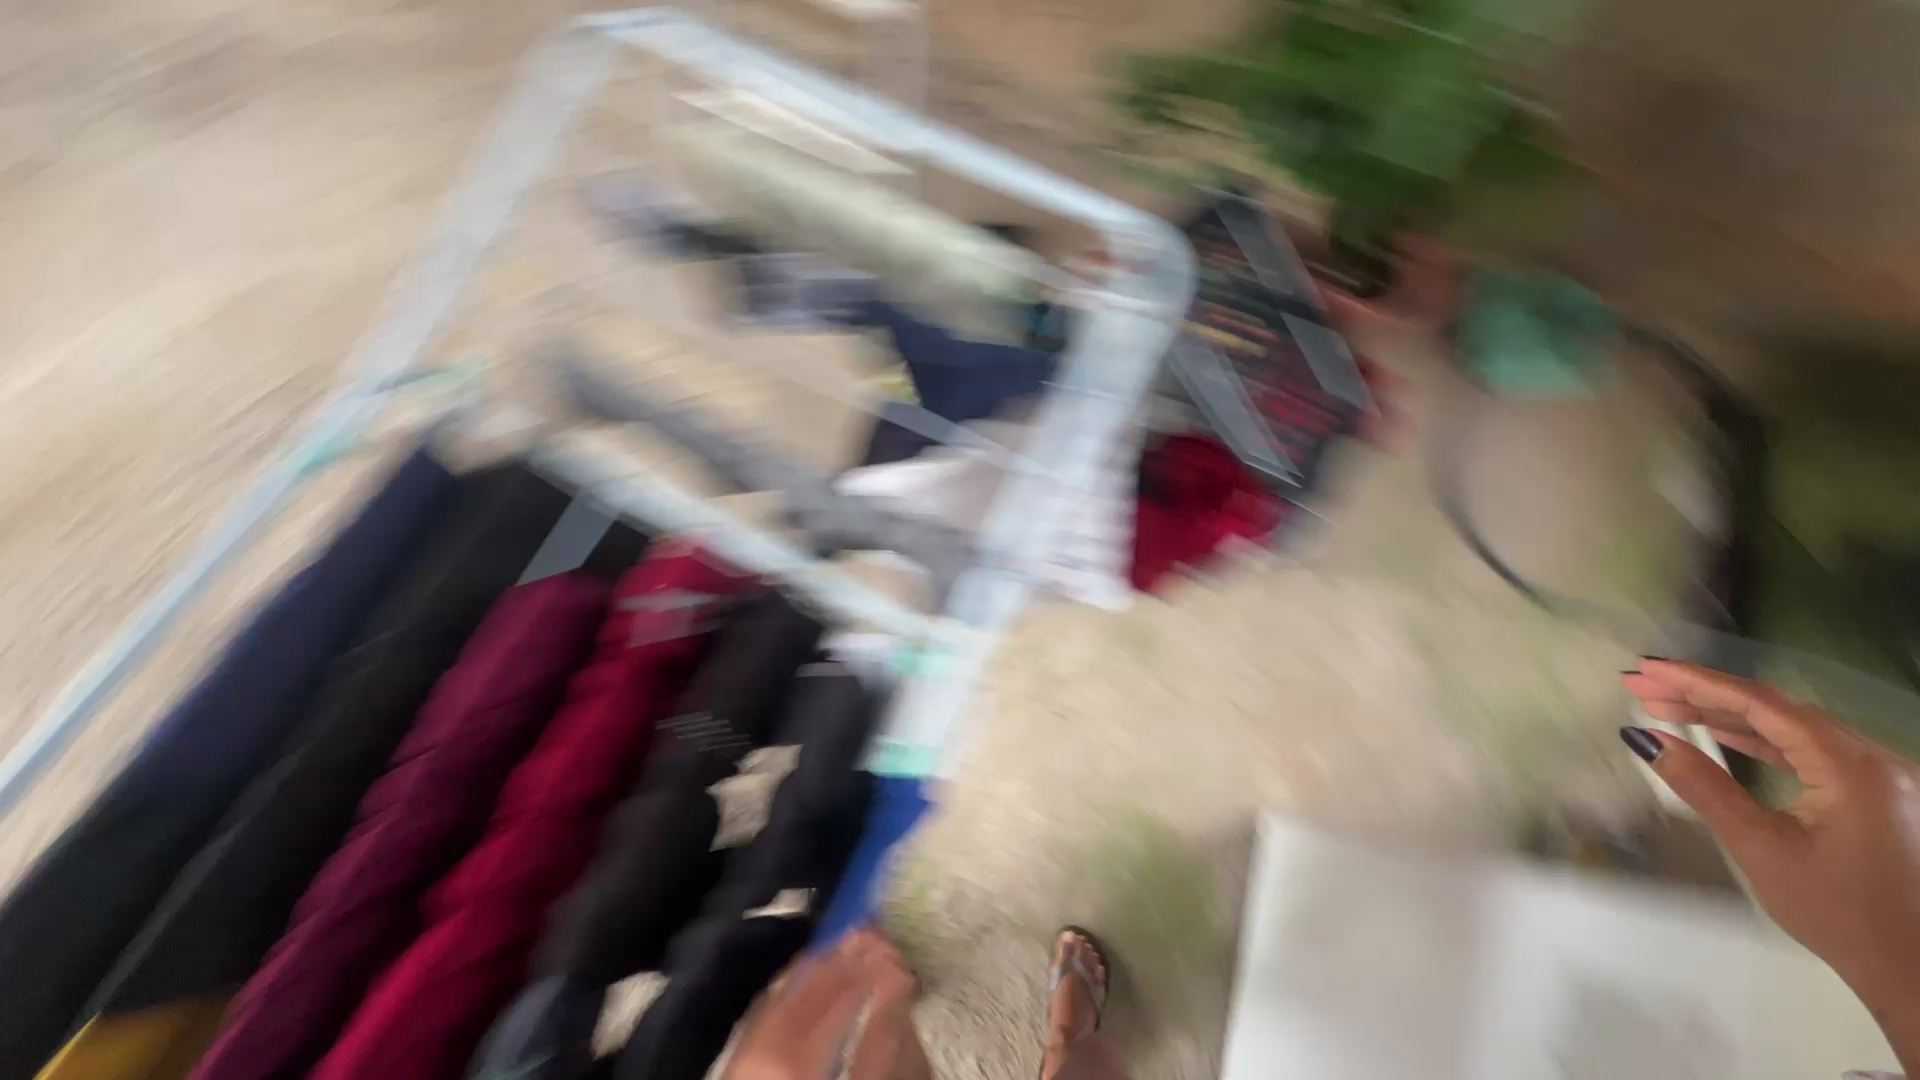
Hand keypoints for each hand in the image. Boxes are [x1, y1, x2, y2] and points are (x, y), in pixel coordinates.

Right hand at [1621, 660, 1919, 1068]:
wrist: (1917, 973)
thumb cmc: (1837, 910)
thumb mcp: (1757, 845)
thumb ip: (1701, 784)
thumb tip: (1642, 736)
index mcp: (1853, 768)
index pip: (1762, 706)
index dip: (1699, 681)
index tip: (1646, 668)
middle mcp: (1876, 762)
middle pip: (1777, 709)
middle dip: (1704, 693)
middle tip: (1640, 684)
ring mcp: (1881, 779)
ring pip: (1791, 727)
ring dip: (1726, 714)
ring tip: (1665, 704)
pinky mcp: (1877, 797)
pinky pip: (1808, 750)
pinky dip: (1757, 737)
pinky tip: (1721, 734)